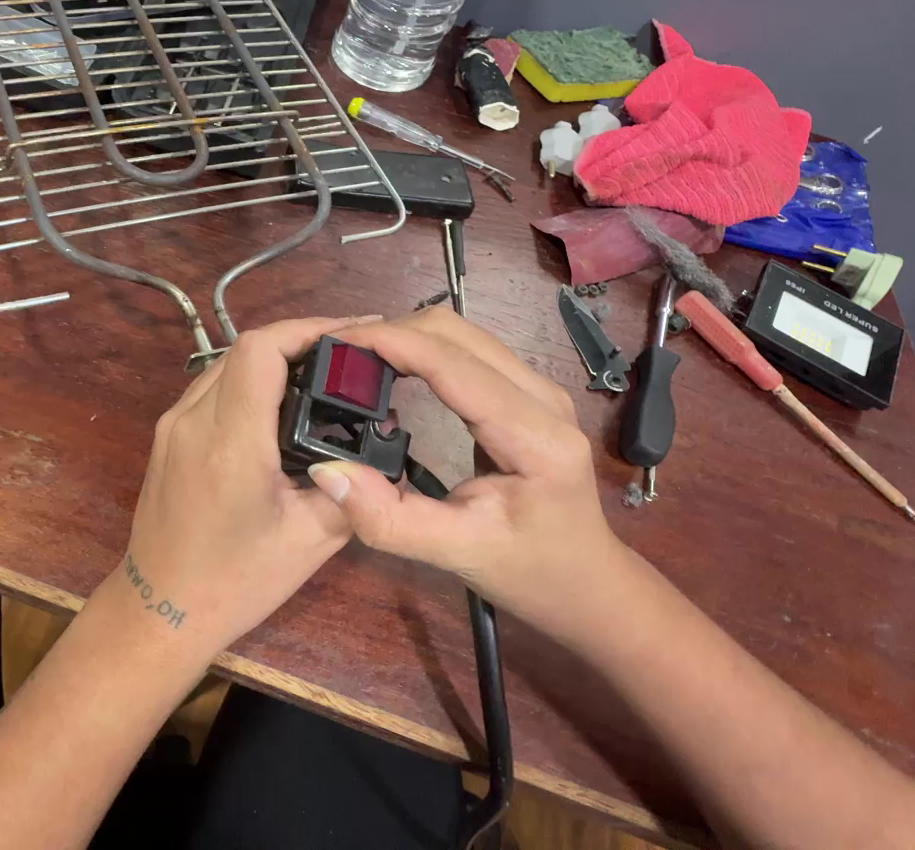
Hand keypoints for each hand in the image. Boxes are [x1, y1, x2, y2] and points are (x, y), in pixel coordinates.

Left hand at [101, 316, 372, 659]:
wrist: (162, 607)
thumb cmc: (236, 581)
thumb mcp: (310, 539)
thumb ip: (348, 484)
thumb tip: (377, 444)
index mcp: (231, 442)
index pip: (262, 349)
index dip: (308, 328)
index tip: (352, 333)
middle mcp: (193, 420)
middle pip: (245, 349)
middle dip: (299, 339)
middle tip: (348, 357)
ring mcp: (172, 425)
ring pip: (225, 364)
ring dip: (272, 358)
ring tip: (321, 374)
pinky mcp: (166, 435)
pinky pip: (211, 387)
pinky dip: (248, 380)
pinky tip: (280, 401)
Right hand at [306, 305, 623, 634]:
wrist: (587, 583)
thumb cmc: (531, 572)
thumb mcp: (456, 553)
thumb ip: (388, 518)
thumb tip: (326, 471)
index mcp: (534, 436)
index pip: (453, 363)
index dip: (392, 343)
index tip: (336, 343)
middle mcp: (542, 397)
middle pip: (457, 332)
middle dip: (393, 332)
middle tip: (338, 355)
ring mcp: (539, 388)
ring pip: (462, 333)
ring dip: (406, 335)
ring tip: (356, 358)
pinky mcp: (526, 392)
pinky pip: (467, 350)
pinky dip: (422, 348)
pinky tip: (391, 367)